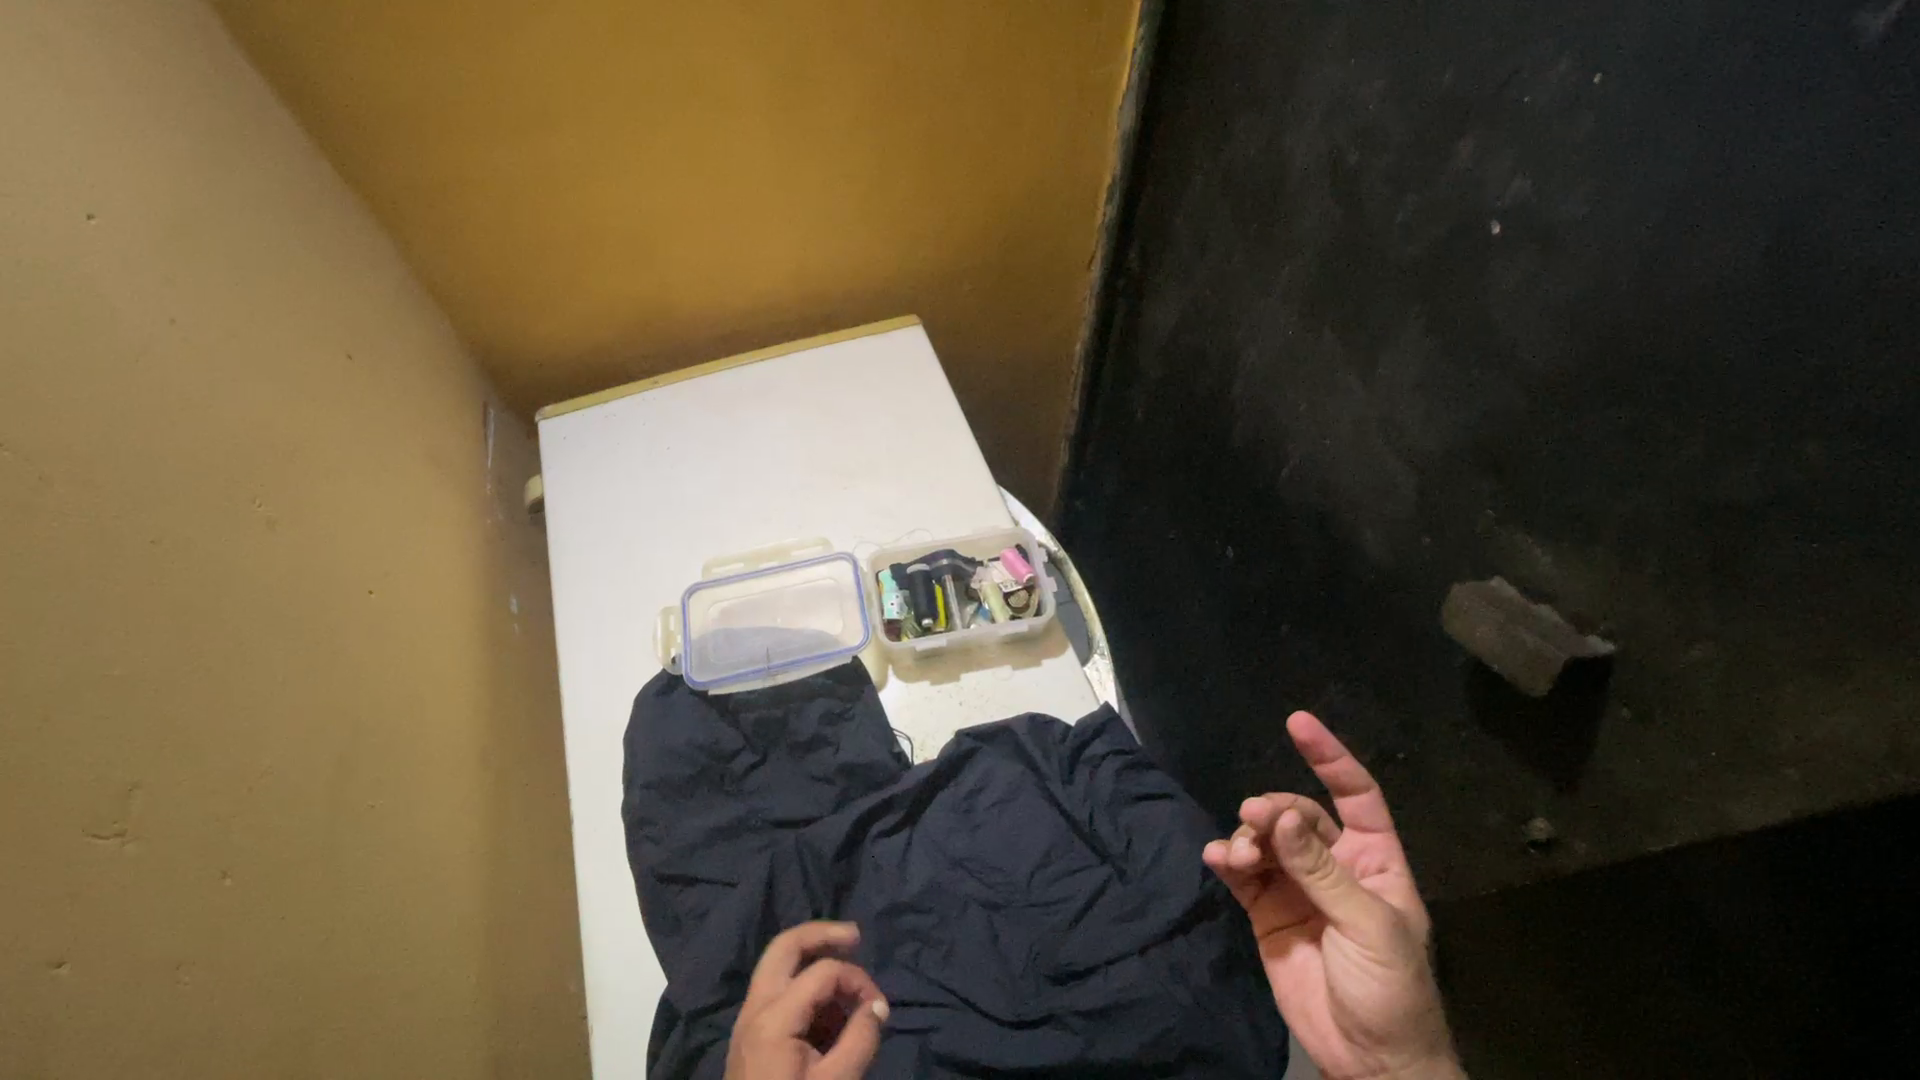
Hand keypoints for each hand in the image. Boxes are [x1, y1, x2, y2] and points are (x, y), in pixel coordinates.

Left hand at [725, 922, 889, 1079]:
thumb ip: (860, 1040)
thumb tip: (877, 1006)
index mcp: (773, 1017)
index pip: (823, 971)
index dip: (858, 980)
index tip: (879, 1007)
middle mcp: (755, 1008)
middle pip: (785, 946)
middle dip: (822, 935)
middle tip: (854, 937)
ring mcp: (748, 1020)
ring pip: (778, 965)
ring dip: (813, 962)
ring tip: (847, 986)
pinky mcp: (751, 1036)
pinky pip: (777, 992)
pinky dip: (804, 987)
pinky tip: (830, 1011)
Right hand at [1203, 712, 1462, 1079]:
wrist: (1369, 1061)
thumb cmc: (1392, 990)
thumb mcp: (1367, 925)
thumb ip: (1320, 869)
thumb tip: (1279, 815)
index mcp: (1374, 861)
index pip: (1355, 795)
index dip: (1329, 758)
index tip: (1297, 723)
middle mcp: (1333, 865)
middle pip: (1298, 814)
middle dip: (1275, 810)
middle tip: (1256, 820)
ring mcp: (1296, 887)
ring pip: (1265, 839)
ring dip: (1248, 836)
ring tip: (1239, 855)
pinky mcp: (1265, 911)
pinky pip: (1242, 872)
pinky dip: (1227, 859)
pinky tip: (1217, 858)